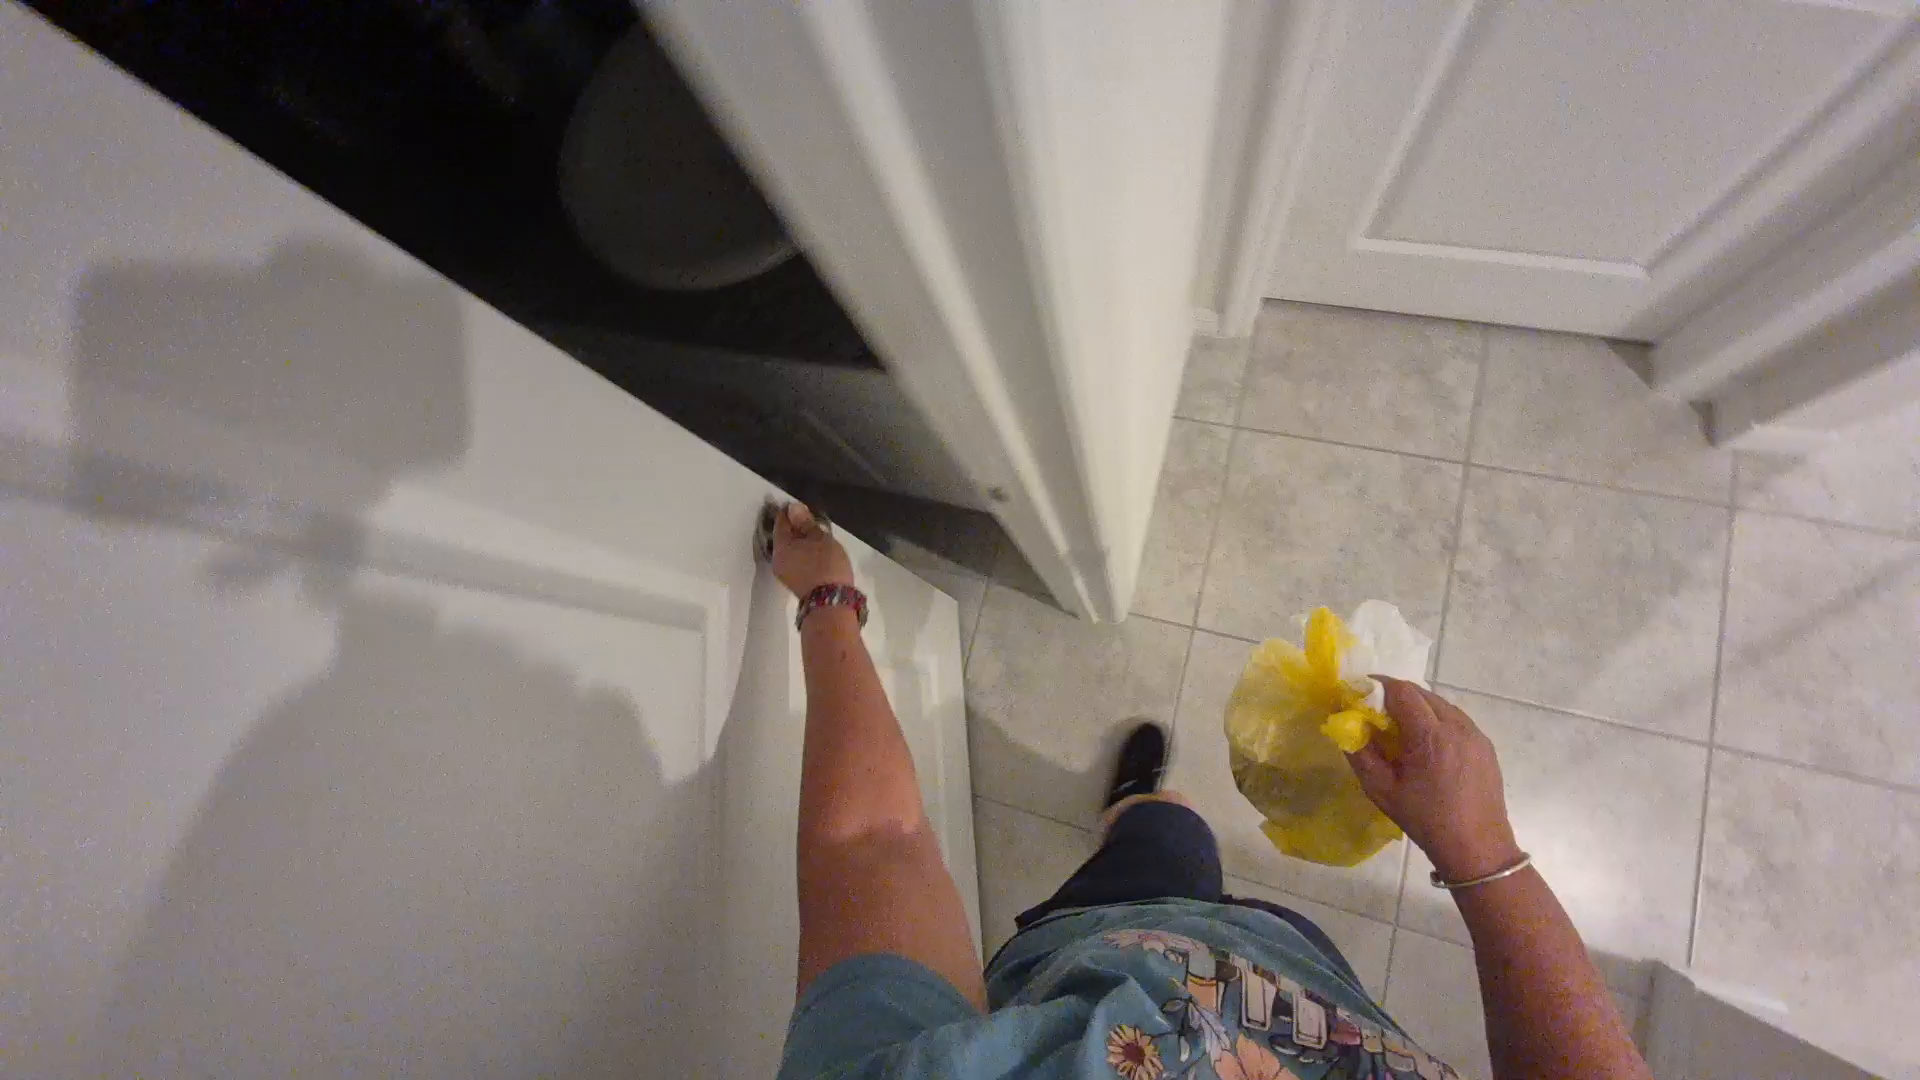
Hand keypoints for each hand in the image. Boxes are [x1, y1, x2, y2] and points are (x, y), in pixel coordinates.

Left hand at [770, 502, 854, 598]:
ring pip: (789, 550)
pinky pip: (795, 560)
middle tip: (812, 519)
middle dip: (795, 527)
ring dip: (800, 542)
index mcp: (780, 546)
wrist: (831, 603)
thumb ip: (805, 522)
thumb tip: (793, 508)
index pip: (781, 522)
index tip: (802, 505)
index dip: (791, 511)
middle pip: (783, 537)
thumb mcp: (820, 538)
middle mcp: (777, 559)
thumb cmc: (826, 565)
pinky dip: (803, 553)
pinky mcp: (795, 583)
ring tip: (816, 536)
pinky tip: (816, 552)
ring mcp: (784, 573)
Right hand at [1346, 678, 1521, 882]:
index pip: (1401, 691)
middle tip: (1373, 712)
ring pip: (1438, 703)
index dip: (1376, 686)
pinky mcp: (1485, 745)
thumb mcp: (1380, 788)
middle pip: (1420, 692)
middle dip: (1393, 694)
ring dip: (1414, 705)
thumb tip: (1345, 724)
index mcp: (1431, 737)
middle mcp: (1457, 728)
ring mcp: (1476, 735)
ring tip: (1398, 727)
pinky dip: (1433, 718)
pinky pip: (1453, 718)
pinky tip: (1423, 742)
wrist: (1477, 849)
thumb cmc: (1425, 819)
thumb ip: (1359, 751)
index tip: (1357, 694)